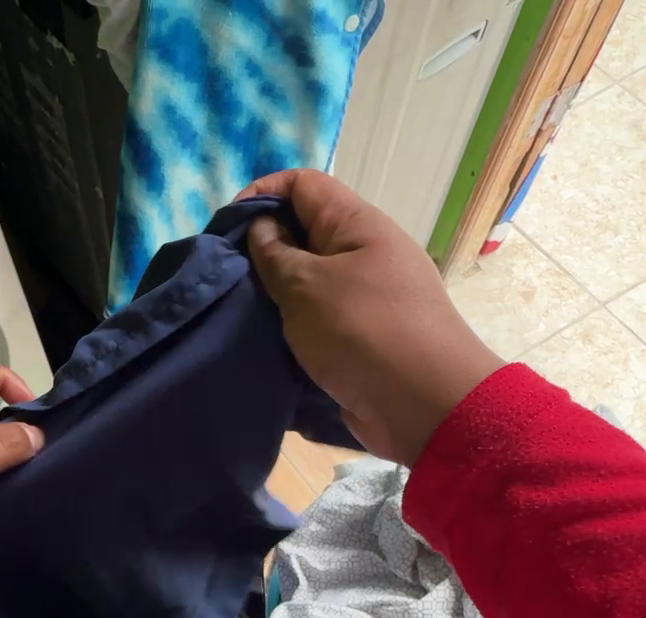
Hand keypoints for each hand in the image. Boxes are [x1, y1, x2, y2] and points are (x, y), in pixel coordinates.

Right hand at [241, 169, 503, 463]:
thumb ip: (274, 254)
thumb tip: (261, 229)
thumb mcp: (306, 285)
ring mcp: (361, 298)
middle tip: (225, 279)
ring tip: (237, 314)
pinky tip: (263, 344)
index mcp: (356, 224)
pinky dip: (289, 329)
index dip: (261, 195)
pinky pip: (315, 321)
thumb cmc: (362, 332)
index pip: (303, 185)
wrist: (421, 405)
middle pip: (302, 234)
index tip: (225, 228)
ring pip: (305, 283)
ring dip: (272, 296)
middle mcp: (362, 254)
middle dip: (260, 250)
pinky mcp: (357, 339)